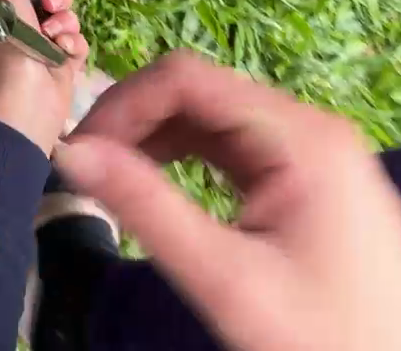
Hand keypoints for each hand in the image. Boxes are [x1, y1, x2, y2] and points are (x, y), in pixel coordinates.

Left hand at [0, 0, 89, 155]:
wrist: (27, 95)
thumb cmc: (11, 41)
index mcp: (8, 6)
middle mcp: (27, 22)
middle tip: (48, 4)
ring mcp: (47, 43)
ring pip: (69, 17)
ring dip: (65, 21)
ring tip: (53, 35)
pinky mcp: (66, 63)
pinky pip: (79, 42)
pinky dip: (73, 44)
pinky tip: (64, 52)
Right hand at [54, 52, 400, 350]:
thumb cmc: (333, 344)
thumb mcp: (231, 281)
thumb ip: (145, 208)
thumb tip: (68, 152)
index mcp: (299, 134)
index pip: (185, 77)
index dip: (123, 102)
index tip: (80, 150)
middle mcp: (305, 125)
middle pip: (195, 90)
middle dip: (133, 120)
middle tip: (88, 167)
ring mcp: (309, 150)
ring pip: (206, 115)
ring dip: (152, 137)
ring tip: (112, 178)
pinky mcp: (305, 178)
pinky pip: (227, 145)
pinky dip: (181, 156)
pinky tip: (155, 186)